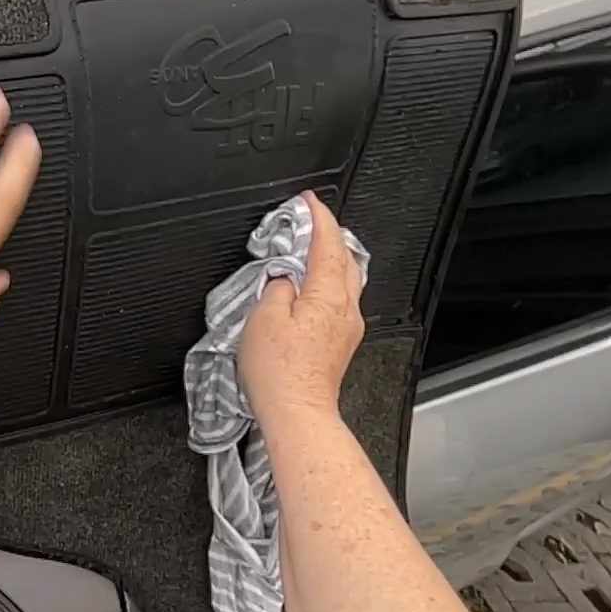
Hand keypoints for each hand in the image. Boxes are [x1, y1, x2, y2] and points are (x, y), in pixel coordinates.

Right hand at [238, 191, 363, 426]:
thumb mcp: (264, 318)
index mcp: (327, 296)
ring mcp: (346, 327)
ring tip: (310, 251)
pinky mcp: (339, 343)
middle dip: (329, 236)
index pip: (327, 244)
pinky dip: (326, 284)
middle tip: (311, 222)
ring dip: (329, 260)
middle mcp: (345, 309)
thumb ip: (276, 288)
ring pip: (345, 280)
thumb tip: (283, 278)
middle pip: (344, 259)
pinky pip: (338, 301)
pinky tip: (311, 289)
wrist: (296, 410)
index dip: (318, 218)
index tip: (309, 201)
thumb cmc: (279, 371)